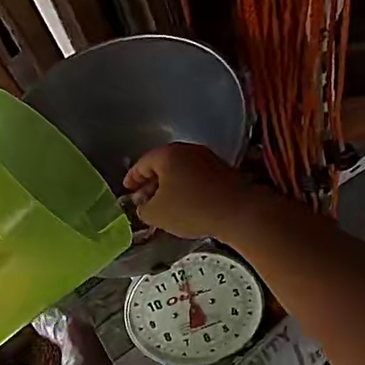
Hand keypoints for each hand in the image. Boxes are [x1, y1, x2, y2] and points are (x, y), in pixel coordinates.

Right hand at [122, 142, 269, 239]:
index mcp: (168, 154)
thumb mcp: (157, 214)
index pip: (142, 163)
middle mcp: (188, 151)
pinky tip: (187, 206)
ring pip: (181, 172)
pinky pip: (197, 178)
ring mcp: (208, 159)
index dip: (132, 178)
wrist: (238, 211)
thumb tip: (144, 207)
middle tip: (144, 199)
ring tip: (165, 206)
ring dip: (171, 187)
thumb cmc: (192, 209)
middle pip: (163, 165)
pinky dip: (188, 189)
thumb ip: (143, 209)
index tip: (127, 188)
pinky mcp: (223, 172)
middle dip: (152, 183)